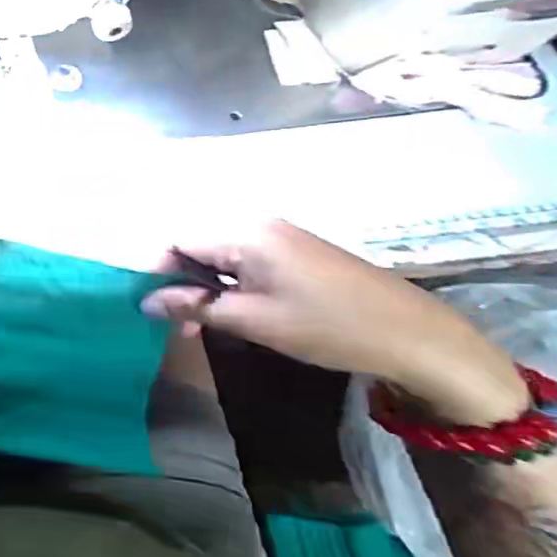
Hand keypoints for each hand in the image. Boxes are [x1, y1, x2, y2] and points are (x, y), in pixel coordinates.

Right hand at [142, 221, 527, 425]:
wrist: (409, 332)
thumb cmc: (325, 325)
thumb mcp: (253, 320)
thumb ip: (196, 306)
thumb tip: (148, 302)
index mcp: (246, 232)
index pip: (180, 240)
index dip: (158, 271)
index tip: (151, 307)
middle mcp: (259, 223)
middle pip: (199, 245)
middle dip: (181, 283)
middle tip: (176, 327)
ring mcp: (281, 236)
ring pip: (223, 255)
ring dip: (206, 287)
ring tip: (201, 327)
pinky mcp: (297, 252)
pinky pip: (248, 261)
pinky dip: (232, 285)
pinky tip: (235, 313)